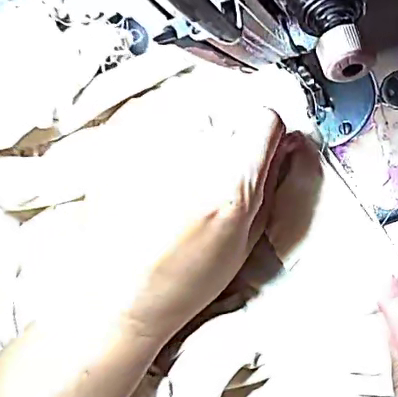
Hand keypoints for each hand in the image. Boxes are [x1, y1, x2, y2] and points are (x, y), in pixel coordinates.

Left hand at [21, 100, 288, 347]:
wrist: (115, 296)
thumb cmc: (177, 281)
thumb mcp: (245, 240)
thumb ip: (268, 183)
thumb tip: (282, 144)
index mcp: (231, 185)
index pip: (266, 118)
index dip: (265, 132)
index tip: (258, 142)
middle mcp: (192, 157)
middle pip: (228, 105)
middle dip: (228, 128)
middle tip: (211, 165)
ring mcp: (148, 144)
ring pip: (189, 100)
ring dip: (192, 122)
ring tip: (177, 167)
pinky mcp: (117, 139)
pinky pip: (151, 106)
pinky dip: (157, 122)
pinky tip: (152, 161)